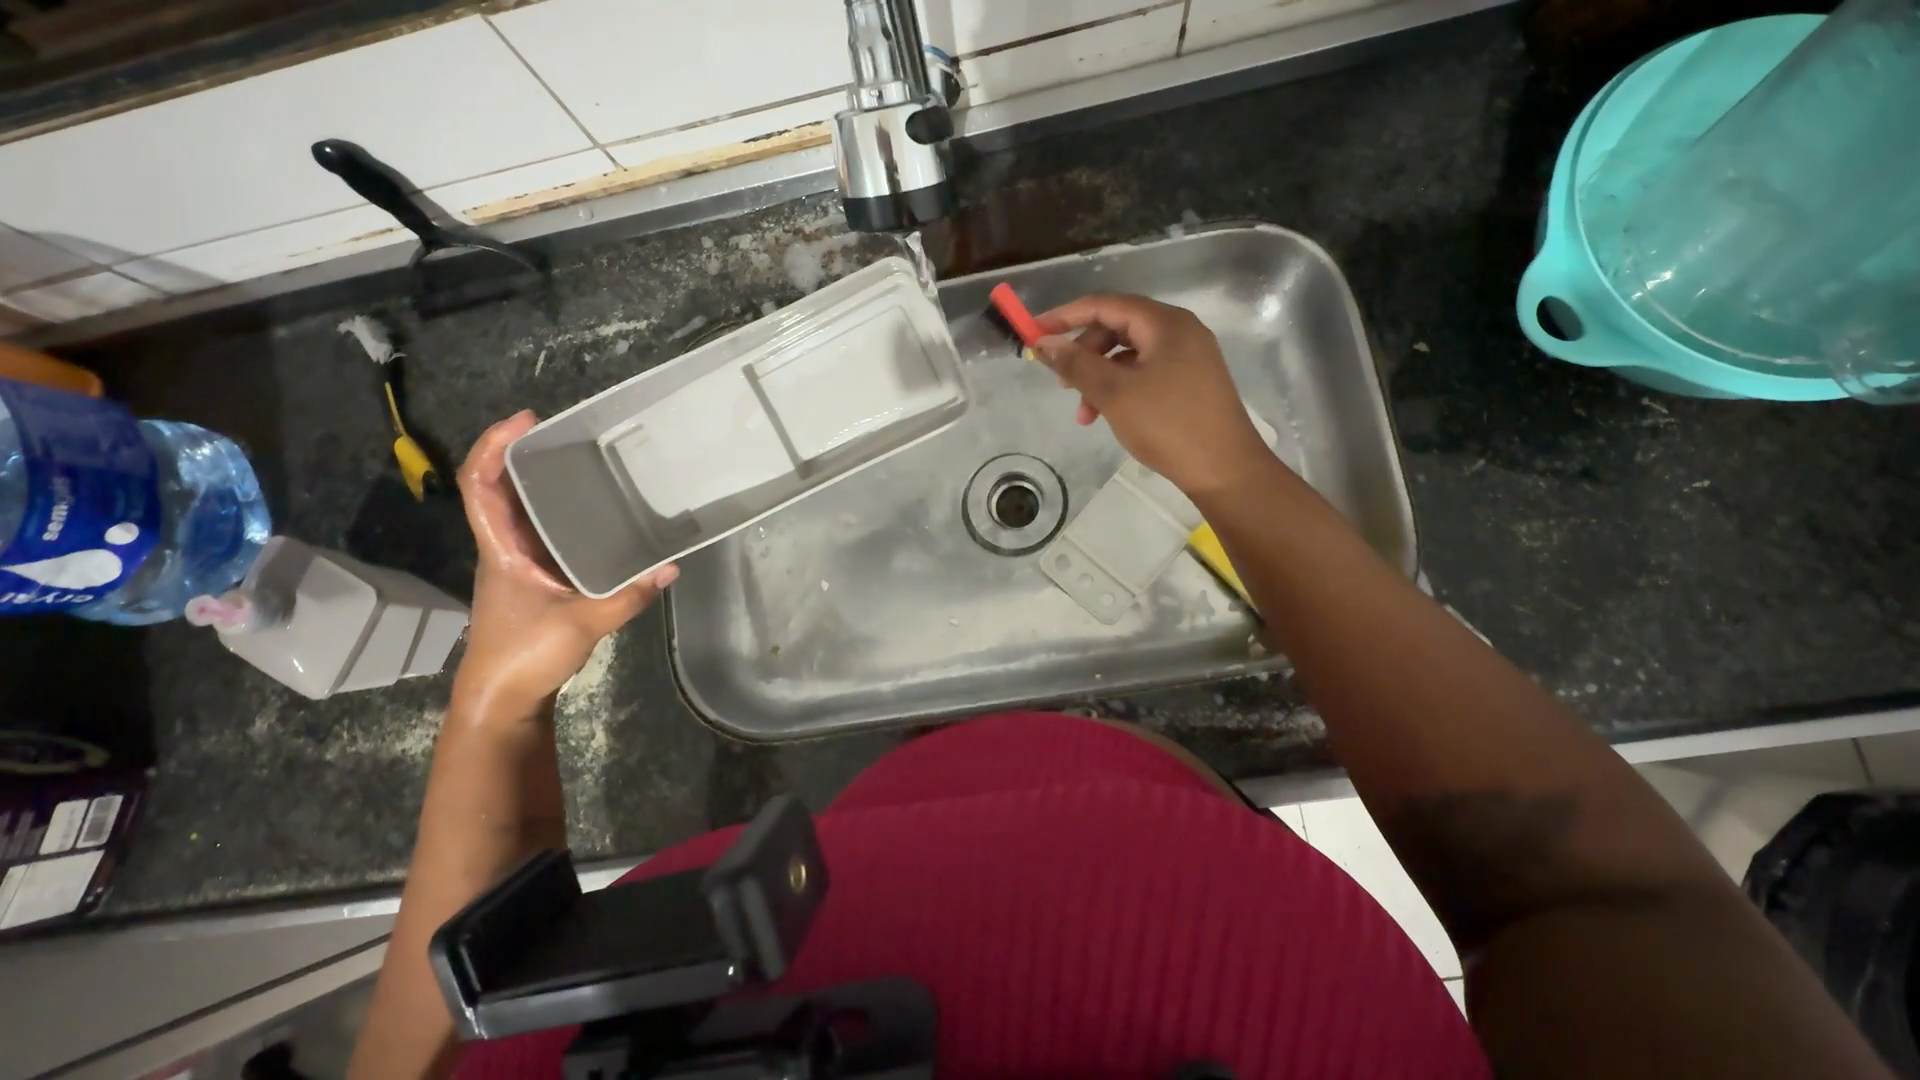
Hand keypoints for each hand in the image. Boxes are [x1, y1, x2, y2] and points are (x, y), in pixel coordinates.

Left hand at [453, 411, 676, 715]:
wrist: (499, 702)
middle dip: (522, 453)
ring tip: (581, 462)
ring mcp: (516, 565)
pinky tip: (592, 514)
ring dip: (539, 482)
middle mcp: (504, 548)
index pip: (481, 485)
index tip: (527, 421)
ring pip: (519, 511)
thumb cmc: (522, 656)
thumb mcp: (581, 624)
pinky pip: (540, 534)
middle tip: (566, 432)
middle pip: (499, 488)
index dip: (494, 446)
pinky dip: (557, 514)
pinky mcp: (532, 582)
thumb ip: (626, 595)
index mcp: (501, 548)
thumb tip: (670, 566)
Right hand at [1034, 293, 1275, 497]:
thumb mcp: (1114, 393)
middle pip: (1117, 328)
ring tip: (1084, 414)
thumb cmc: (1168, 425)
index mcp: (1165, 323)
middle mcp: (1180, 331)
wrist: (1225, 469)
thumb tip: (1044, 343)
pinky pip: (1145, 373)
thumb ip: (1076, 364)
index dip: (1065, 316)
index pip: (1105, 304)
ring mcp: (1189, 357)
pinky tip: (1109, 416)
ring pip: (1129, 355)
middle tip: (1060, 382)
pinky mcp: (1191, 382)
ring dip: (1099, 378)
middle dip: (1083, 353)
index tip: (1033, 333)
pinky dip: (1121, 389)